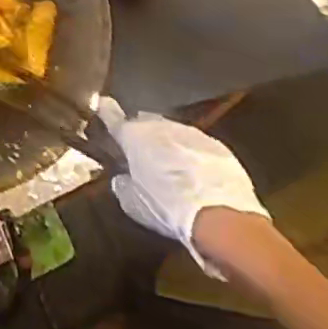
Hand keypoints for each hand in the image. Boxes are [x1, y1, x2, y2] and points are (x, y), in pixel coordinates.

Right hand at [94, 95, 268, 278]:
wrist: (224, 219)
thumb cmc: (169, 209)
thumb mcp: (134, 205)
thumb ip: (123, 184)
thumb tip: (123, 179)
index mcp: (134, 136)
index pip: (113, 117)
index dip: (107, 114)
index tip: (103, 109)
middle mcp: (160, 126)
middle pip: (145, 123)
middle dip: (143, 136)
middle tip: (144, 158)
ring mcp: (191, 133)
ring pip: (172, 132)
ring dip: (170, 145)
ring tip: (174, 171)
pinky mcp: (218, 145)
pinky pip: (197, 145)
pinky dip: (193, 156)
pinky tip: (199, 178)